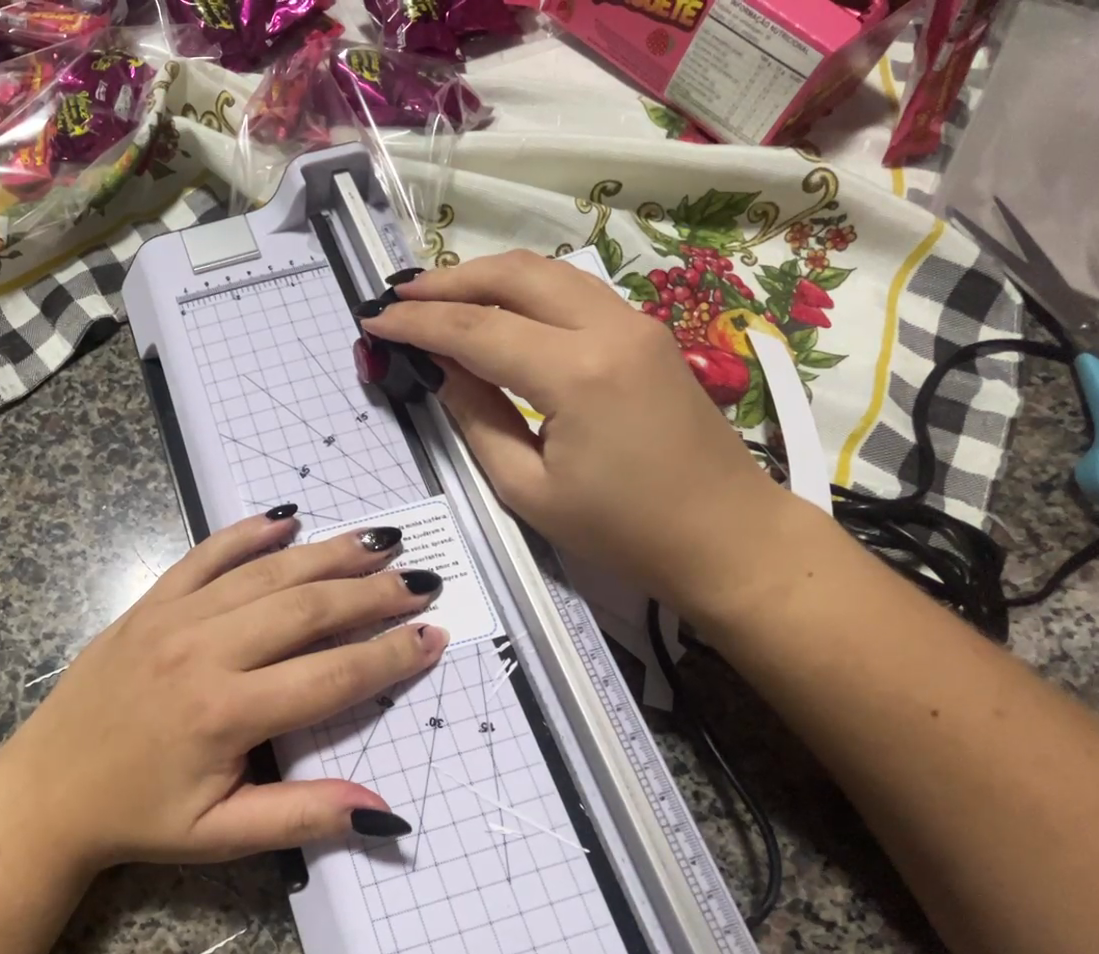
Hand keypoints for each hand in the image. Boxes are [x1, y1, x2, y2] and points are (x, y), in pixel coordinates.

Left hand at [0, 509, 449, 872]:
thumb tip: (385, 812)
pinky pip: (205, 555)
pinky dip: (247, 533)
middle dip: (370, 595)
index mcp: (226, 714)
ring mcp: (172, 618)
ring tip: (376, 543)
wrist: (46, 791)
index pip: (330, 677)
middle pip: (306, 610)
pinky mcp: (148, 604)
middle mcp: (204, 652)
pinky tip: (286, 519)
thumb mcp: (220, 835)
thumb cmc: (137, 817)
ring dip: (326, 555)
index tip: (433, 635)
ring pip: (265, 574)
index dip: (388, 656)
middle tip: (419, 581)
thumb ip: (302, 816)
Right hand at [361, 251, 796, 621]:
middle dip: (448, 280)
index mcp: (577, 374)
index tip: (373, 319)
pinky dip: (523, 290)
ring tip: (435, 296)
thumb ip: (477, 418)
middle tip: (398, 296)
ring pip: (546, 273)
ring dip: (486, 277)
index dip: (417, 322)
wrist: (725, 536)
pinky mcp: (646, 333)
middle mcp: (609, 329)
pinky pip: (572, 291)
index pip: (476, 328)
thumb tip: (441, 369)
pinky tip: (495, 310)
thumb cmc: (622, 530)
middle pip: (513, 276)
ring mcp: (636, 323)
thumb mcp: (528, 489)